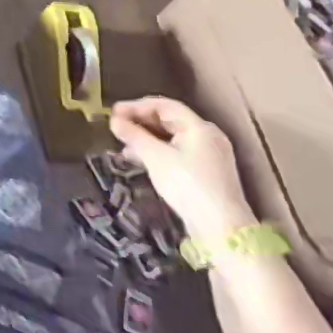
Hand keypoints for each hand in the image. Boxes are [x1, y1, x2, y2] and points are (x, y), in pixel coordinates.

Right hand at [110, 96, 255, 239]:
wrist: (219, 226)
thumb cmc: (187, 185)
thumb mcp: (156, 158)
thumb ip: (134, 136)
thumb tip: (114, 120)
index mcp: (199, 127)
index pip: (165, 105)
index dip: (137, 106)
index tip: (113, 112)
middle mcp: (207, 136)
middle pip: (170, 120)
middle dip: (141, 122)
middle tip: (116, 127)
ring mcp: (208, 154)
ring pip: (172, 138)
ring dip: (147, 138)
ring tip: (123, 145)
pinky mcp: (206, 172)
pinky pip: (177, 152)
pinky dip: (157, 152)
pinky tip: (140, 160)